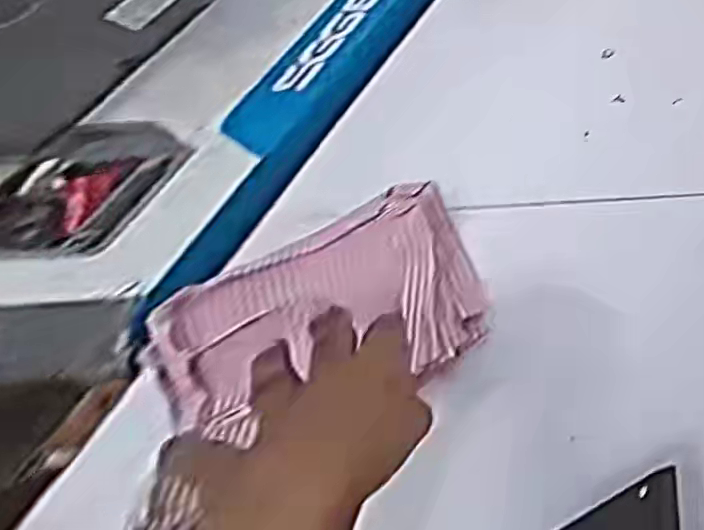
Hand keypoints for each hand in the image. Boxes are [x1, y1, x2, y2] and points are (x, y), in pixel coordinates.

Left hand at [158, 309, 431, 529]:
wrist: (296, 493)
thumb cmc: (364, 453)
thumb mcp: (412, 423)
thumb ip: (410, 404)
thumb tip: (412, 401)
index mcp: (376, 364)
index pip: (388, 333)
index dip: (389, 324)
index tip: (390, 317)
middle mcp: (325, 377)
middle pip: (329, 342)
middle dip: (330, 326)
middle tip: (329, 315)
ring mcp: (277, 412)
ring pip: (272, 380)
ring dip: (270, 366)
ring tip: (268, 352)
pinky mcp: (234, 451)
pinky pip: (207, 448)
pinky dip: (196, 445)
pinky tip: (185, 441)